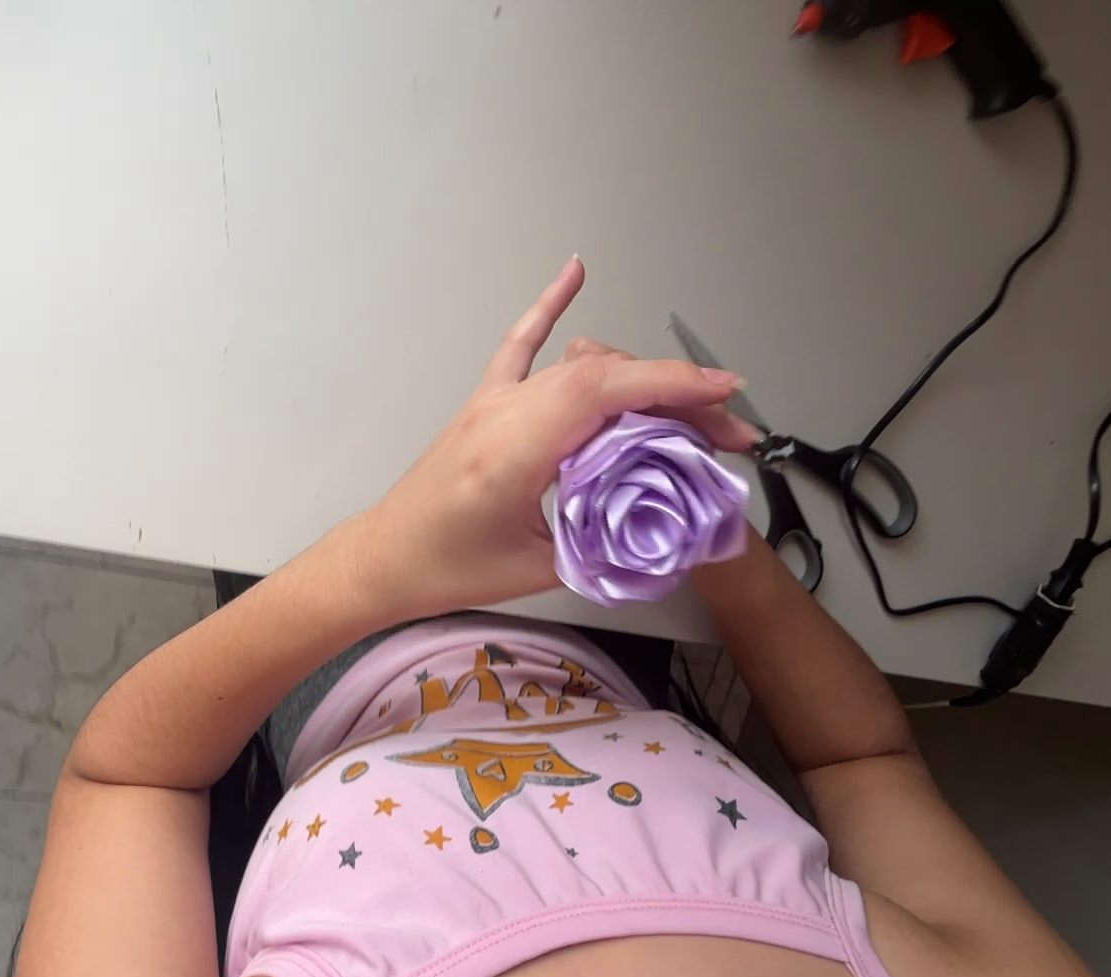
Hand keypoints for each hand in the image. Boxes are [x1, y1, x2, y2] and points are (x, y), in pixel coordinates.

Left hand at [343, 257, 761, 619]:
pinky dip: (551, 307)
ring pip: (579, 363)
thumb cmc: (448, 568)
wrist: (387, 557)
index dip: (670, 384)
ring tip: (685, 406)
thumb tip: (667, 524)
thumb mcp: (539, 569)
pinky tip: (574, 272)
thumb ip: (604, 541)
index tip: (723, 393)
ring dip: (638, 376)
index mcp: (513, 451)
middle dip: (675, 395)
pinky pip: (522, 343)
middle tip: (723, 433)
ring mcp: (493, 400)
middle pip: (604, 376)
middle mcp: (503, 411)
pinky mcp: (486, 402)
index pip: (603, 393)